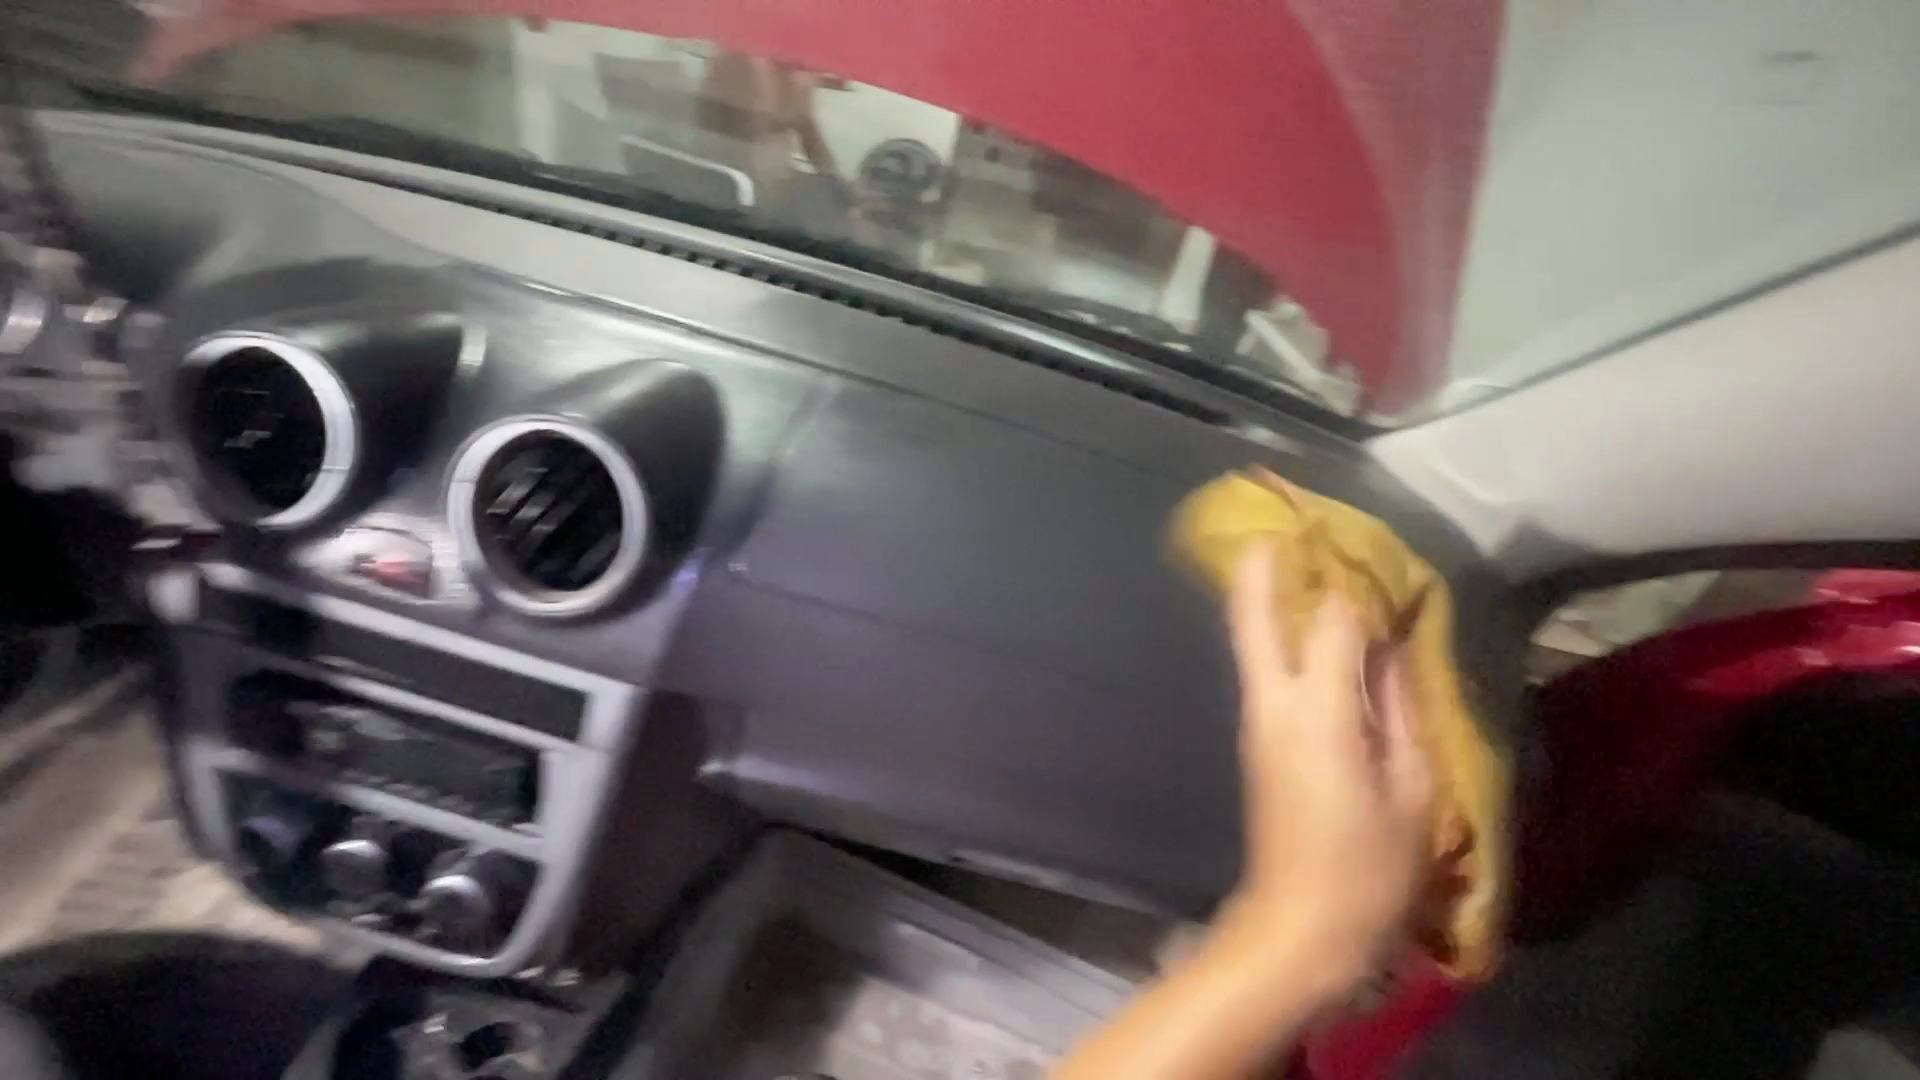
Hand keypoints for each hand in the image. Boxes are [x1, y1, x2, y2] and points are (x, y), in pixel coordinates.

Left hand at [1226, 541, 1433, 993]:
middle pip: (1255, 618)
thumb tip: (1390, 648)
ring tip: (1287, 557)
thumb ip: (1400, 708)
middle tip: (1272, 525)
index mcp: (1319, 711)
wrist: (1299, 918)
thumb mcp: (1412, 788)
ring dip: (1264, 597)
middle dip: (1261, 568)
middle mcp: (1272, 702)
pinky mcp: (1253, 734)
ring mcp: (1254, 717)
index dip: (1358, 590)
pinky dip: (1274, 635)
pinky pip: (1262, 668)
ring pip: (1251, 640)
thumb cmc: (1370, 863)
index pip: (1334, 623)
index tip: (1380, 563)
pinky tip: (1300, 624)